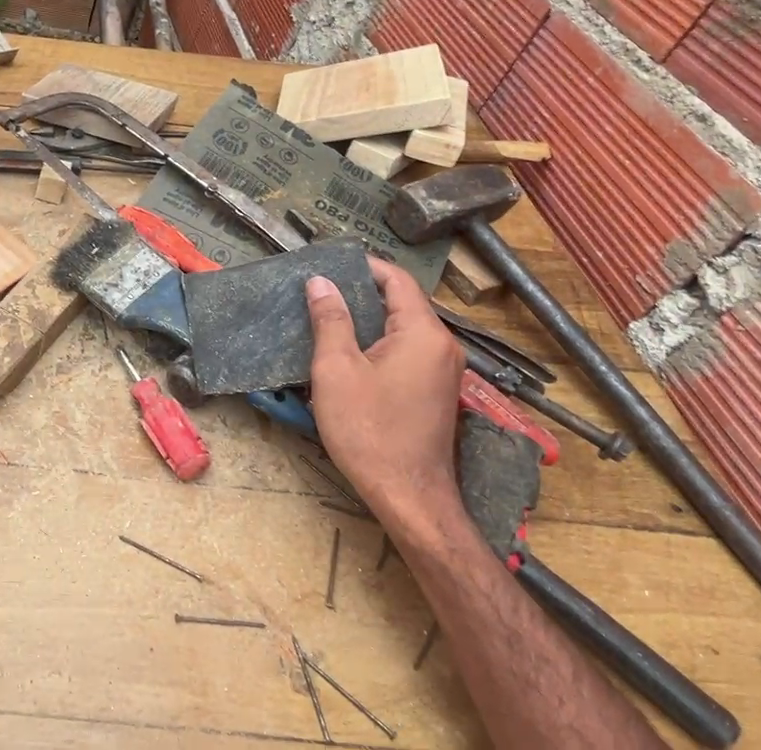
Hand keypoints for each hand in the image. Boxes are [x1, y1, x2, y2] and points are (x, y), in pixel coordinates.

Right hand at [304, 259, 464, 518]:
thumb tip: (321, 282)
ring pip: (403, 330)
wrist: (409, 496)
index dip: (363, 267)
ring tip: (325, 319)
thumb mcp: (337, 370)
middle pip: (402, 303)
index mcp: (423, 333)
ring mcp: (443, 372)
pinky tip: (347, 355)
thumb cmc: (369, 430)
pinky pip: (406, 353)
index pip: (397, 280)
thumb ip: (330, 321)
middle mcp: (442, 346)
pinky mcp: (435, 393)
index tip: (327, 264)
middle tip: (318, 291)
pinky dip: (378, 345)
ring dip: (367, 321)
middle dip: (361, 293)